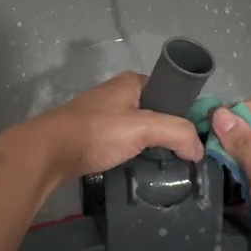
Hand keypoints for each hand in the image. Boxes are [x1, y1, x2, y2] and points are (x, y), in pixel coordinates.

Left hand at [17, 72, 204, 185]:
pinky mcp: (94, 136)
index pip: (170, 92)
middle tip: (185, 154)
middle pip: (156, 112)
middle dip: (170, 131)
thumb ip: (177, 134)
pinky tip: (142, 168)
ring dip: (152, 145)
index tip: (198, 136)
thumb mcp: (144, 127)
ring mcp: (105, 115)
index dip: (185, 112)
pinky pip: (124, 143)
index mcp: (132, 82)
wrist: (50, 151)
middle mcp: (119, 94)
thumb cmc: (98, 131)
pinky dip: (135, 153)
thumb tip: (199, 150)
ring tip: (168, 164)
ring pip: (140, 129)